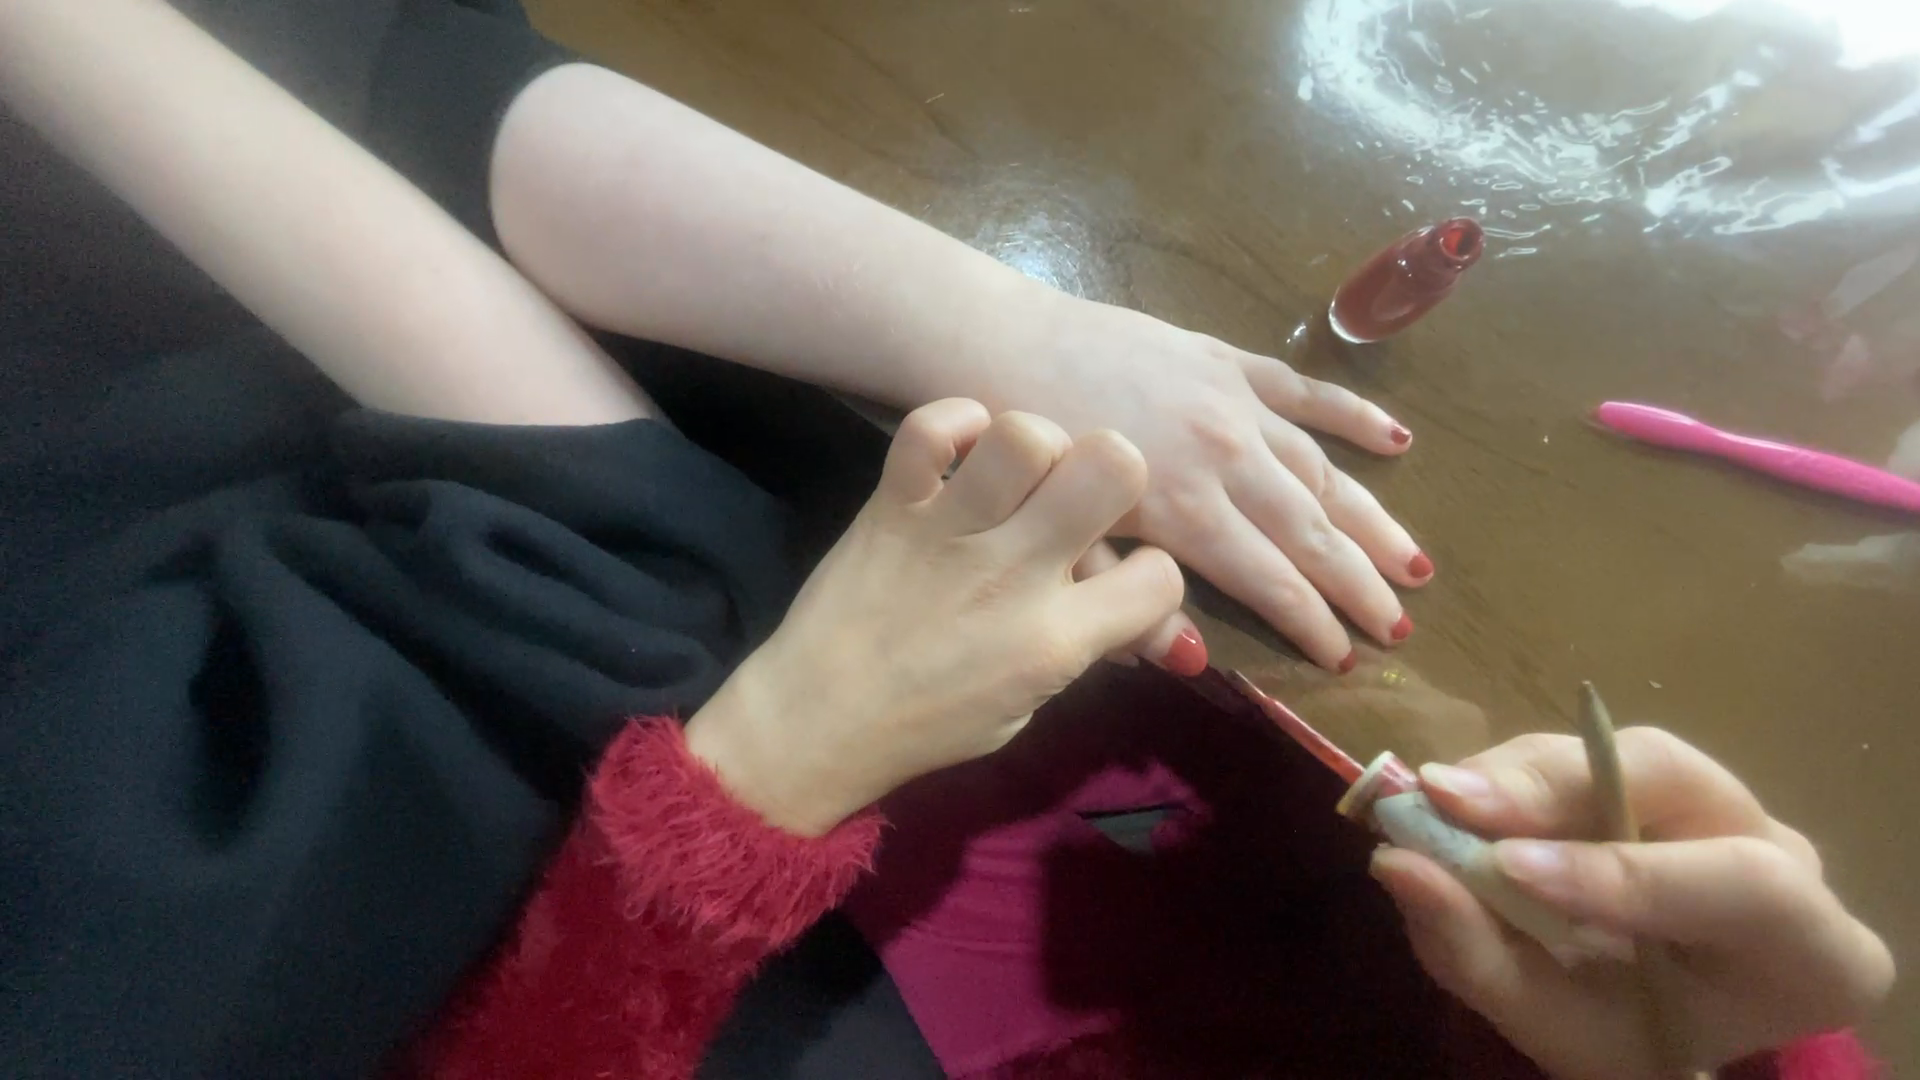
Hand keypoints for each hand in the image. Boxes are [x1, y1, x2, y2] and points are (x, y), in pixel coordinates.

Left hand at [686, 399, 1184, 835]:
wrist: (816, 719)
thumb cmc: (928, 725)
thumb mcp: (1028, 704)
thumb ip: (1092, 651)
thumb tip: (1176, 639)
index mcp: (1054, 640)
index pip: (1159, 576)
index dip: (1153, 577)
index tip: (1122, 583)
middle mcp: (1011, 573)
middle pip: (1111, 467)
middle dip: (1117, 474)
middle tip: (1083, 502)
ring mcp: (948, 531)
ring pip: (1025, 436)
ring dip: (1040, 444)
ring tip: (1023, 475)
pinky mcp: (891, 504)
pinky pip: (928, 428)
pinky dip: (955, 422)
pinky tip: (963, 451)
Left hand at [988, 293, 1425, 670]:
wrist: (996, 347)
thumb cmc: (1021, 455)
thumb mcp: (1062, 538)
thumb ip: (1126, 598)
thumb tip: (1192, 662)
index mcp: (1184, 509)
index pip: (1272, 580)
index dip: (1313, 623)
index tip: (1349, 659)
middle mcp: (1225, 456)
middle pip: (1310, 531)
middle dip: (1359, 584)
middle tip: (1404, 628)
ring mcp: (1229, 401)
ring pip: (1319, 468)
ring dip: (1369, 517)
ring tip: (1416, 561)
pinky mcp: (1221, 358)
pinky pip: (1301, 389)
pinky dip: (1350, 414)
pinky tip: (1396, 440)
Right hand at [1372, 728, 1893, 1078]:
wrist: (1630, 1005)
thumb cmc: (1611, 1031)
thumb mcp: (1547, 1022)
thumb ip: (1474, 953)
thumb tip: (1392, 863)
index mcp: (1804, 950)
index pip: (1748, 885)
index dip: (1622, 868)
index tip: (1504, 868)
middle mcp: (1765, 847)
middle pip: (1661, 772)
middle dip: (1541, 782)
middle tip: (1443, 797)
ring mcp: (1693, 799)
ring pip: (1595, 748)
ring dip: (1502, 773)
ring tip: (1431, 804)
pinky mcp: (1621, 774)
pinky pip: (1555, 751)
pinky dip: (1490, 774)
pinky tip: (1450, 805)